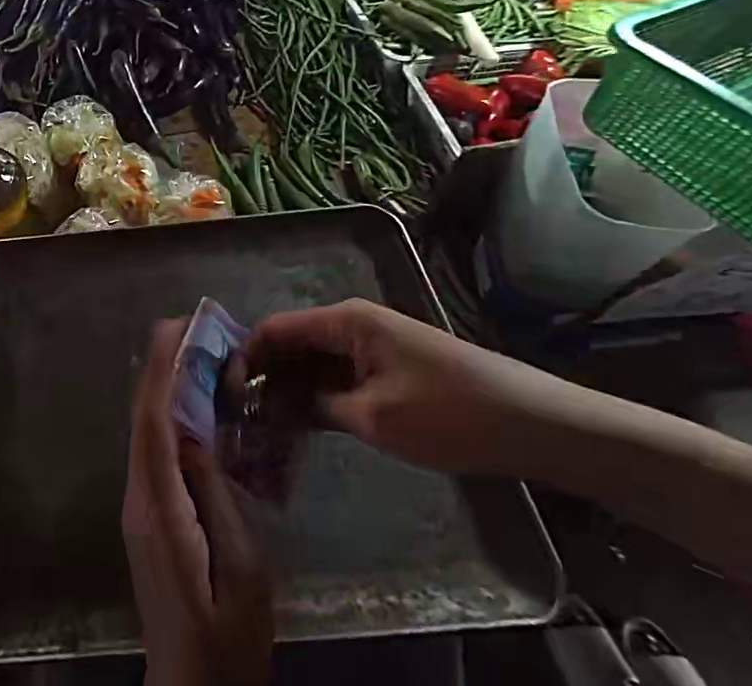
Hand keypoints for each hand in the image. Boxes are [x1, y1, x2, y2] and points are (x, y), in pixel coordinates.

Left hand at [124, 318, 272, 685]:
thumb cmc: (227, 639)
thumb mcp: (239, 567)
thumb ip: (216, 496)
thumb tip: (197, 434)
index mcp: (160, 509)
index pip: (153, 425)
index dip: (160, 372)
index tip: (174, 329)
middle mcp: (141, 500)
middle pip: (145, 422)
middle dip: (162, 370)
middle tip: (191, 329)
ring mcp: (142, 510)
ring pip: (149, 435)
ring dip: (167, 391)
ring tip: (198, 355)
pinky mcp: (152, 518)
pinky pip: (159, 455)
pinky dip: (174, 421)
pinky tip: (198, 409)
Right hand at [246, 299, 577, 475]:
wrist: (530, 422)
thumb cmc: (448, 412)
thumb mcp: (373, 416)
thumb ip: (315, 407)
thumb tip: (271, 405)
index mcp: (346, 321)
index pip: (276, 328)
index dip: (243, 357)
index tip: (221, 395)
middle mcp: (353, 326)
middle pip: (291, 344)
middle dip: (262, 376)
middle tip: (236, 419)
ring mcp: (371, 348)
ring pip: (312, 363)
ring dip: (287, 391)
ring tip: (259, 429)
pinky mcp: (386, 371)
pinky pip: (336, 378)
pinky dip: (315, 399)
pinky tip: (298, 427)